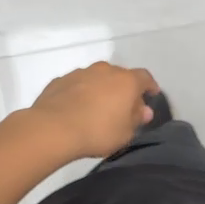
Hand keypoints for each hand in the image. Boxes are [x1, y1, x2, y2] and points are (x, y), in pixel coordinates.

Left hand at [21, 62, 159, 160]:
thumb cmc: (98, 132)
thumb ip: (136, 118)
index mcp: (126, 81)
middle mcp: (104, 70)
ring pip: (96, 78)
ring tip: (97, 108)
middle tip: (122, 107)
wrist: (53, 128)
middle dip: (123, 89)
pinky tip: (76, 109)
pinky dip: (80, 94)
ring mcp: (80, 73)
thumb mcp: (125, 133)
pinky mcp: (60, 80)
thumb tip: (144, 109)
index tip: (151, 95)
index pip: (145, 77)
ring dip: (100, 89)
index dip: (150, 86)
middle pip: (119, 76)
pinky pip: (76, 85)